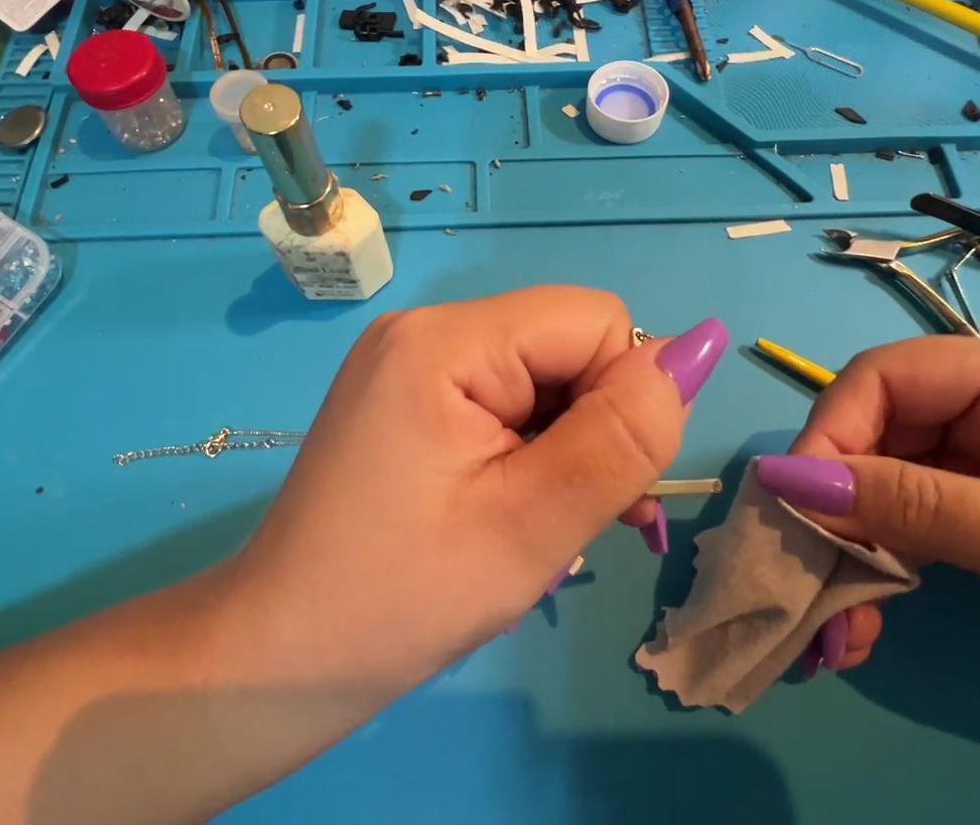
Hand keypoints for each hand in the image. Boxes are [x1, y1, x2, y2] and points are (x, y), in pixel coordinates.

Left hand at [229, 286, 727, 687]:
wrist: (278, 657)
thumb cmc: (400, 601)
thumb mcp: (531, 524)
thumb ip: (623, 434)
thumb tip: (701, 344)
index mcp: (446, 340)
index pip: (594, 321)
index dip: (622, 398)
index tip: (597, 485)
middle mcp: (426, 329)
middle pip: (567, 344)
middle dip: (596, 426)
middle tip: (574, 519)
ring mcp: (411, 362)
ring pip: (544, 376)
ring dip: (569, 446)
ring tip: (545, 526)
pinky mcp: (409, 398)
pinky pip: (504, 400)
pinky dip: (532, 449)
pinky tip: (519, 507)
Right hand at [757, 336, 979, 721]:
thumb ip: (917, 506)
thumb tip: (785, 478)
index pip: (889, 376)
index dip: (832, 429)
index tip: (794, 502)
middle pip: (880, 426)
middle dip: (838, 496)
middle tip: (811, 568)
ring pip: (887, 476)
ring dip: (854, 538)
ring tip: (841, 610)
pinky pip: (912, 517)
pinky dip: (883, 558)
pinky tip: (870, 608)